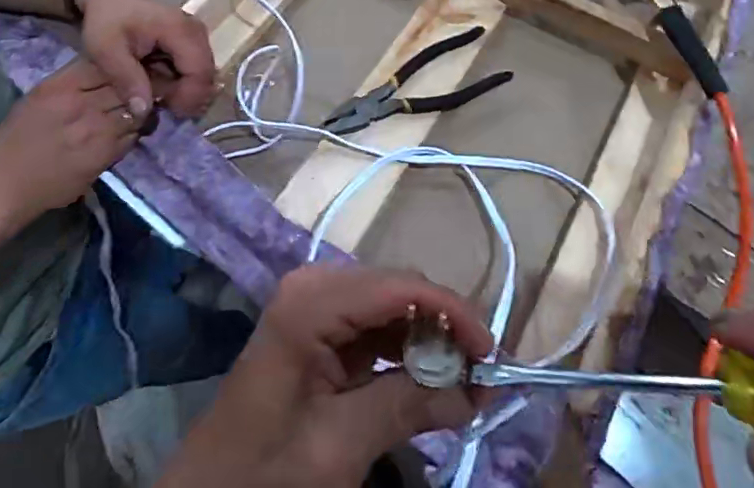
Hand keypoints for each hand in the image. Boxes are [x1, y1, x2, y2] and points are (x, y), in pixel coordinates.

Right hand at [0, 58, 141, 227]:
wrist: (1, 190)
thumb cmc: (15, 141)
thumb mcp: (38, 99)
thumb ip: (74, 81)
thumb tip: (111, 67)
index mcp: (59, 88)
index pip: (108, 64)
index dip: (124, 67)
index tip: (130, 71)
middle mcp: (80, 105)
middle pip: (128, 85)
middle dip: (139, 87)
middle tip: (145, 90)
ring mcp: (96, 130)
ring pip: (138, 109)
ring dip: (140, 110)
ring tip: (135, 112)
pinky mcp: (106, 154)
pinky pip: (134, 135)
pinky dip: (135, 132)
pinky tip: (124, 134)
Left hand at [74, 0, 216, 118]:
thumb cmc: (107, 20)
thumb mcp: (106, 52)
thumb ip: (126, 80)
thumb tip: (144, 112)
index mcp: (180, 31)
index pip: (200, 70)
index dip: (190, 96)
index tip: (169, 114)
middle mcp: (197, 32)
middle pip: (207, 73)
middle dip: (190, 96)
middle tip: (164, 111)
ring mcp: (199, 34)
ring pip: (205, 71)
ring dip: (187, 89)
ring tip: (162, 100)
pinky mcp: (194, 39)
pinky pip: (198, 65)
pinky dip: (184, 80)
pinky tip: (164, 85)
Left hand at [159, 266, 491, 487]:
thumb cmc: (261, 477)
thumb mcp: (336, 447)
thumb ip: (408, 406)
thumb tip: (475, 392)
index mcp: (312, 301)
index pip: (403, 286)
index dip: (454, 314)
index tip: (492, 353)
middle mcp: (318, 286)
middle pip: (404, 291)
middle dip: (447, 329)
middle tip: (483, 373)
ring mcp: (318, 305)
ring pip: (398, 307)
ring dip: (434, 342)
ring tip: (467, 382)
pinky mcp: (321, 330)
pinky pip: (381, 328)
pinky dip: (411, 353)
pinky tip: (434, 381)